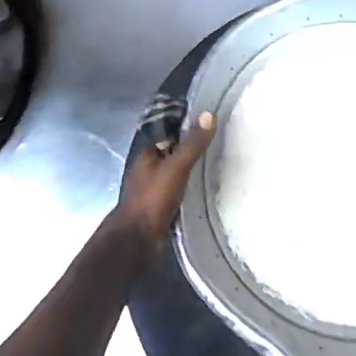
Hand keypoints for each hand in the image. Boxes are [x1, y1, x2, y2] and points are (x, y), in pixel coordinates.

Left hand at [113, 111, 215, 253]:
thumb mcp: (176, 166)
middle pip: (172, 151)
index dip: (186, 125)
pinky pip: (179, 188)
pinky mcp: (161, 206)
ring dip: (192, 167)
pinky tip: (206, 186)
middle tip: (219, 140)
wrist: (136, 240)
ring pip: (176, 171)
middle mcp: (148, 169)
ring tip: (218, 161)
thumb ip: (192, 143)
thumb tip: (209, 114)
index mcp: (147, 155)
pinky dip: (191, 185)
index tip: (209, 119)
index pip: (167, 132)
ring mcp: (154, 189)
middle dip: (191, 146)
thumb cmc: (152, 198)